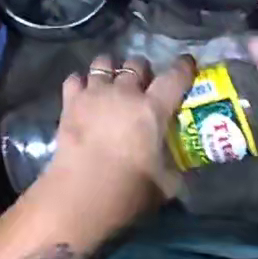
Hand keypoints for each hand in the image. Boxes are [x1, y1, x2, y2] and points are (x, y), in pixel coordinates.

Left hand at [41, 53, 195, 220]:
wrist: (81, 196)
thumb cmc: (128, 191)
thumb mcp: (166, 185)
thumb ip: (175, 170)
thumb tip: (180, 169)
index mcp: (152, 108)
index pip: (174, 77)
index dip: (183, 67)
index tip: (187, 65)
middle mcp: (125, 92)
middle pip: (136, 64)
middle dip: (142, 71)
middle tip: (142, 87)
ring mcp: (95, 93)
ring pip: (104, 62)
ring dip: (110, 70)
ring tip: (111, 84)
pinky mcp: (70, 102)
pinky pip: (75, 78)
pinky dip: (81, 83)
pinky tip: (84, 95)